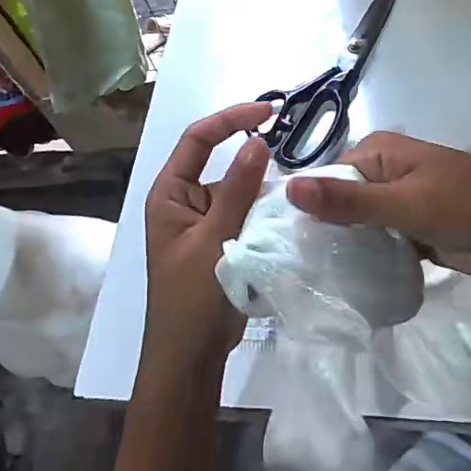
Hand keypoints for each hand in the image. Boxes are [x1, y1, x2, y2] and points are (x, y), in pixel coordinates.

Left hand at [141, 102, 273, 371]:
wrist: (190, 358)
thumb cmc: (190, 298)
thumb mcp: (214, 239)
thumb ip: (237, 190)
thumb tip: (259, 142)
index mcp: (170, 193)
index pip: (197, 139)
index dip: (230, 118)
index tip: (268, 111)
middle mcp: (185, 200)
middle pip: (221, 163)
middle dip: (255, 158)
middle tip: (294, 152)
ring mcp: (204, 222)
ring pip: (239, 190)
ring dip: (264, 189)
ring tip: (299, 189)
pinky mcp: (222, 241)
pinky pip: (246, 214)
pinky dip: (266, 212)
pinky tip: (292, 213)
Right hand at [285, 132, 470, 282]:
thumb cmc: (468, 206)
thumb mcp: (405, 203)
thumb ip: (349, 200)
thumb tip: (289, 188)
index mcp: (378, 152)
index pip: (326, 177)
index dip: (307, 206)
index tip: (285, 243)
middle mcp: (384, 173)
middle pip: (341, 201)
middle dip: (325, 230)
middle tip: (298, 268)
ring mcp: (400, 203)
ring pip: (359, 225)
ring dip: (347, 247)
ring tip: (316, 279)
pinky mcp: (412, 231)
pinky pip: (380, 243)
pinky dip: (370, 258)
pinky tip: (349, 282)